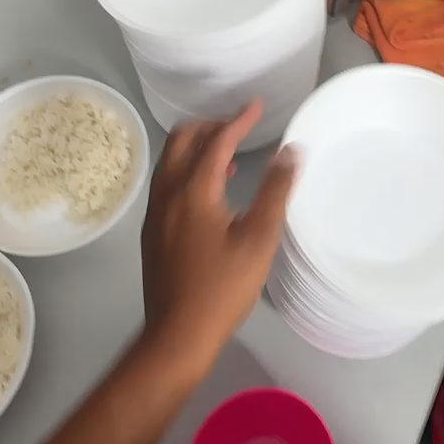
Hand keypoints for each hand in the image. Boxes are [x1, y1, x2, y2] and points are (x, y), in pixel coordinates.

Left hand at [139, 99, 297, 374]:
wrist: (177, 337)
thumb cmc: (223, 288)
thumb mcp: (259, 239)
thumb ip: (275, 191)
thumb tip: (290, 151)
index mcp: (193, 191)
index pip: (216, 142)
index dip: (239, 120)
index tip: (257, 106)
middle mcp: (168, 195)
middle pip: (182, 142)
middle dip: (210, 126)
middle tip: (239, 127)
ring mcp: (156, 214)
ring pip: (171, 162)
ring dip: (197, 148)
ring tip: (230, 155)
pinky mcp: (154, 232)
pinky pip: (169, 183)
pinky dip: (189, 170)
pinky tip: (213, 192)